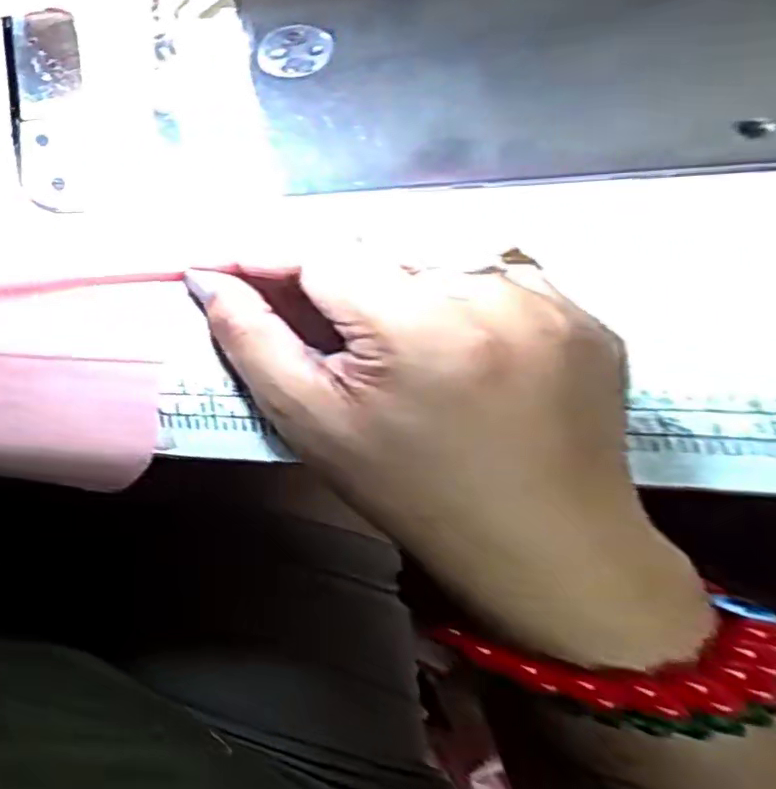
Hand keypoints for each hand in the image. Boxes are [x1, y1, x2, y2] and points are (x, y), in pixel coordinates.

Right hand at [184, 259, 712, 668]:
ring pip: (425, 249)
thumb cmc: (399, 483)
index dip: (261, 256)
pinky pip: (483, 269)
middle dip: (312, 266)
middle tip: (276, 301)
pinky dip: (434, 282)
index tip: (216, 269)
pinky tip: (423, 325)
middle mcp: (494, 296)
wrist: (539, 543)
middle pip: (371, 245)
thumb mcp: (302, 414)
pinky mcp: (581, 314)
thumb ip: (248, 336)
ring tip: (351, 317)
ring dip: (373, 271)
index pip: (320, 252)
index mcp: (422, 325)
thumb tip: (208, 280)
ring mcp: (550, 301)